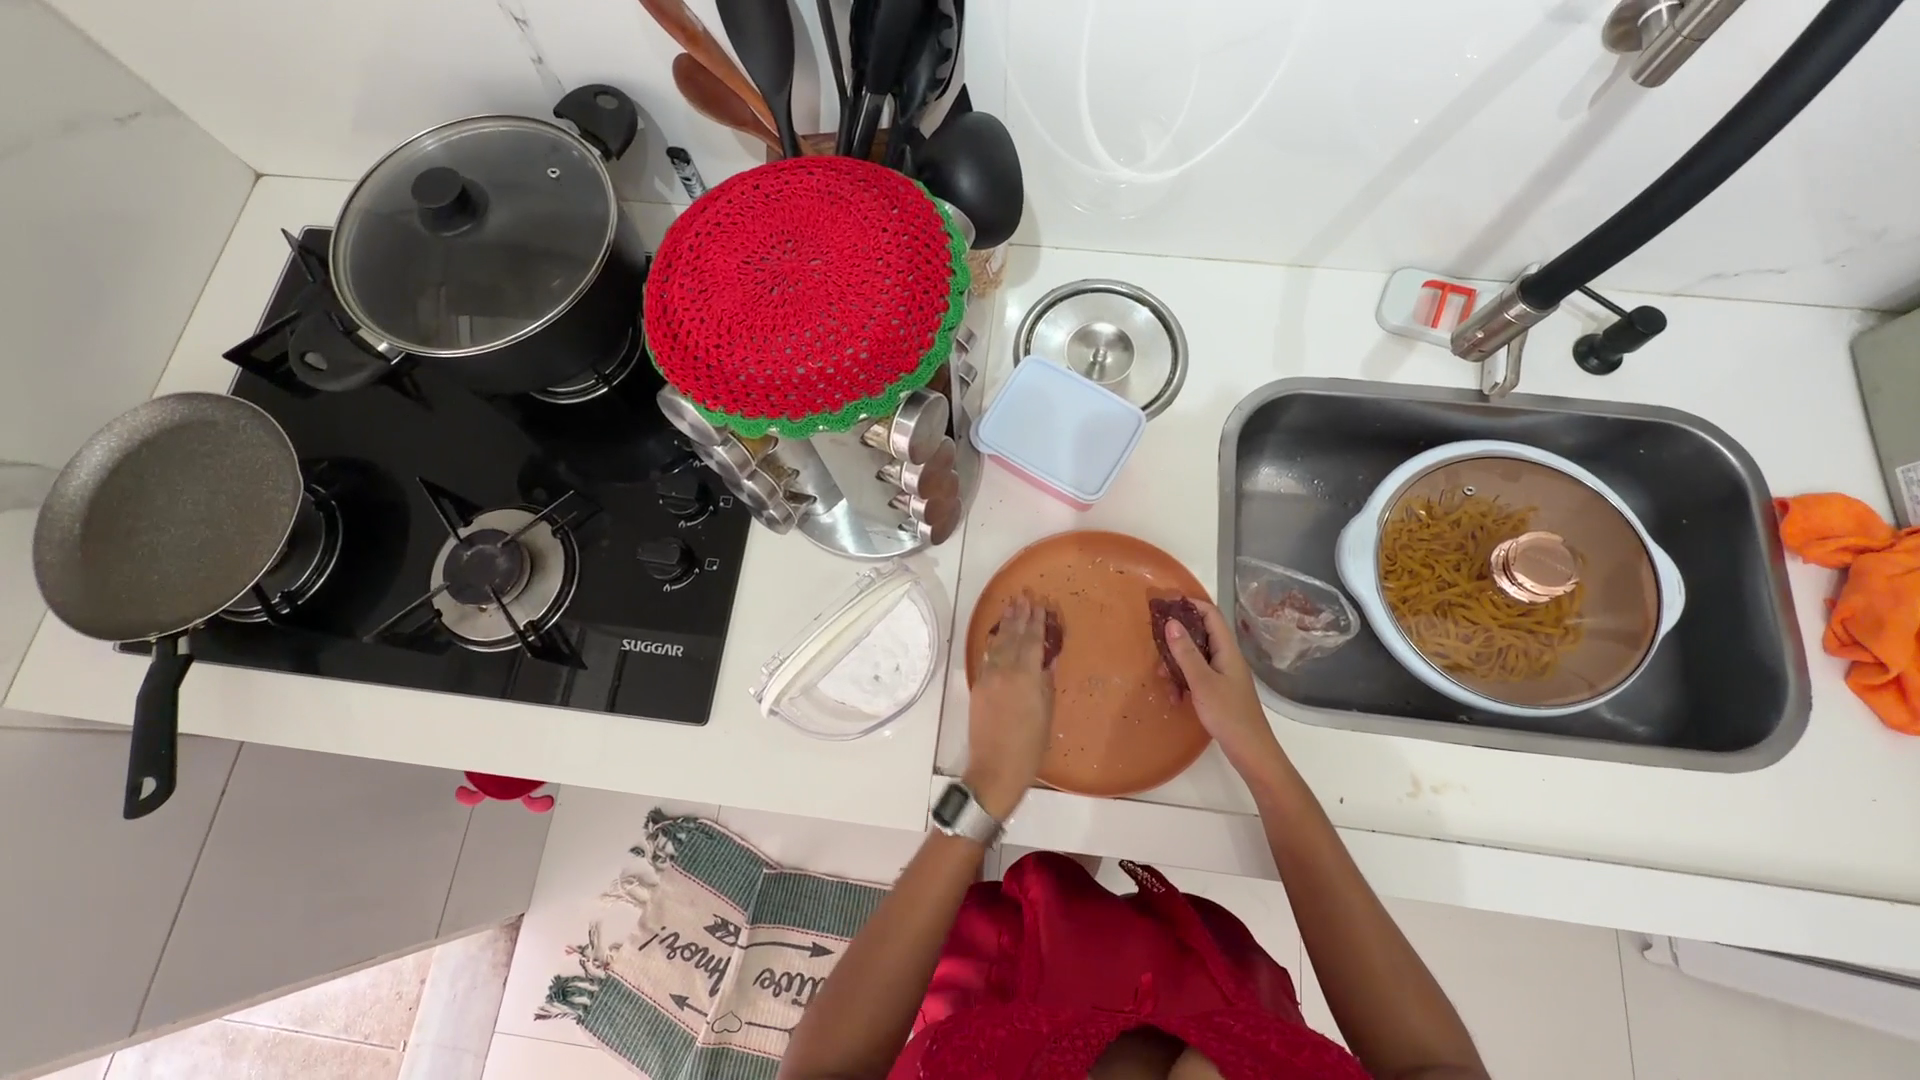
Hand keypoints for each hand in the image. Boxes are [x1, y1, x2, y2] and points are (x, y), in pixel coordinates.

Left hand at [967, 593, 1054, 819]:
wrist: (995, 768)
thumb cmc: (1030, 746)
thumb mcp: (1046, 712)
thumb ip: (1046, 681)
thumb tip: (1049, 658)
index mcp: (1025, 676)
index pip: (1031, 641)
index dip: (1036, 621)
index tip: (1039, 603)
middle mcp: (1004, 671)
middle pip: (1012, 637)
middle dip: (1018, 616)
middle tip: (1022, 596)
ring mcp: (988, 679)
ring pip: (997, 645)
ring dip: (1004, 625)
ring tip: (1011, 607)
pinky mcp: (979, 688)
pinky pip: (987, 658)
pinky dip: (994, 644)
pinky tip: (997, 636)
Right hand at [1161, 599, 1284, 777]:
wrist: (1250, 751)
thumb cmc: (1228, 714)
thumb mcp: (1201, 682)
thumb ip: (1185, 652)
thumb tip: (1170, 622)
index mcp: (1227, 650)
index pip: (1211, 615)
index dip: (1190, 604)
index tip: (1165, 603)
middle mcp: (1226, 657)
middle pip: (1200, 634)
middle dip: (1176, 638)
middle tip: (1155, 642)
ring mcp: (1222, 674)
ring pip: (1194, 657)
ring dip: (1176, 664)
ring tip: (1162, 677)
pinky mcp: (1217, 690)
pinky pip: (1196, 676)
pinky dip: (1182, 682)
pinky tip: (1174, 697)